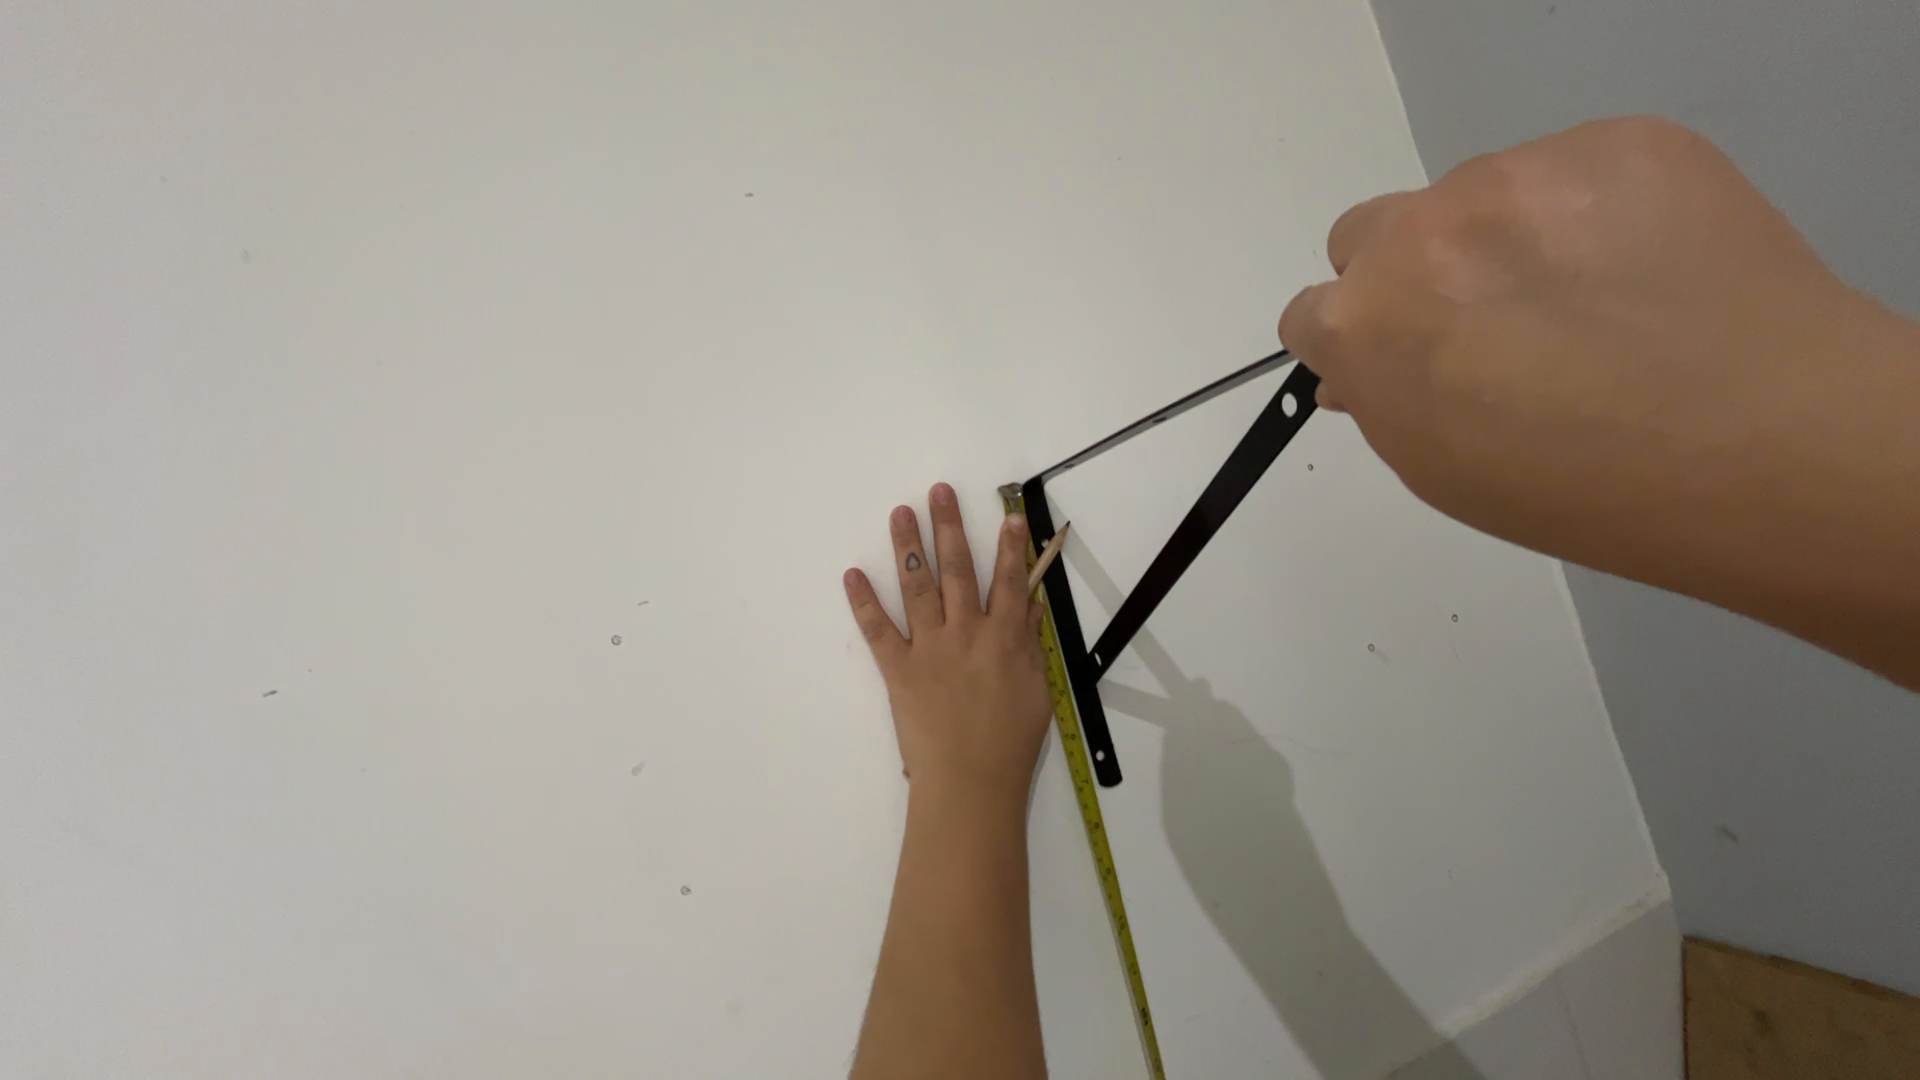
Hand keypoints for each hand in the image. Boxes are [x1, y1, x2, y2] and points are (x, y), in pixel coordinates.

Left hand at [844, 483, 1051, 806]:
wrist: (971, 784)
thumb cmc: (1011, 743)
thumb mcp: (1037, 693)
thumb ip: (1032, 648)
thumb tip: (1033, 610)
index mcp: (1005, 639)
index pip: (1010, 581)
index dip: (1009, 546)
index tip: (1006, 515)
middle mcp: (967, 632)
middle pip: (959, 570)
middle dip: (950, 527)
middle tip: (940, 491)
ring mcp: (930, 647)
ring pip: (918, 587)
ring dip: (908, 547)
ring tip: (900, 512)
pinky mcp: (899, 669)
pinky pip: (878, 630)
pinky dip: (863, 602)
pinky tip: (852, 574)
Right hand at [1278, 116, 1905, 581]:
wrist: (1743, 440)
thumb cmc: (1554, 482)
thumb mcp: (1427, 461)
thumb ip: (1376, 397)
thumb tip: (1364, 370)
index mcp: (1354, 322)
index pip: (1309, 312)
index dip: (1352, 340)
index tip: (1397, 358)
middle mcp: (1411, 237)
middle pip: (1365, 234)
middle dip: (1400, 274)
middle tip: (1474, 320)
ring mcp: (1512, 178)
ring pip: (1468, 197)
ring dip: (1494, 238)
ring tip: (1580, 296)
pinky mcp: (1613, 142)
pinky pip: (1568, 169)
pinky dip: (1585, 211)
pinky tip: (1634, 266)